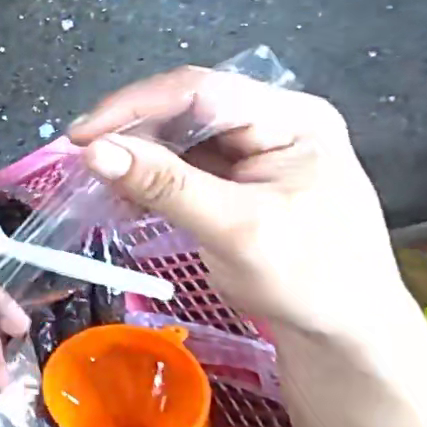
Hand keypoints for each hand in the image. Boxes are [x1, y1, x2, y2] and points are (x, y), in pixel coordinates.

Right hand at [68, 66, 405, 339]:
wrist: (345, 335)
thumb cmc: (308, 283)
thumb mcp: (235, 232)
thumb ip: (165, 186)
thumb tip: (94, 151)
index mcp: (291, 118)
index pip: (200, 91)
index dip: (134, 107)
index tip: (81, 137)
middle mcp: (273, 119)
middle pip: (186, 107)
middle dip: (132, 131)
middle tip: (84, 157)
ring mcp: (256, 146)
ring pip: (179, 134)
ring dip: (138, 155)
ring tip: (100, 179)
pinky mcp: (239, 174)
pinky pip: (184, 162)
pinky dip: (151, 176)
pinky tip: (127, 194)